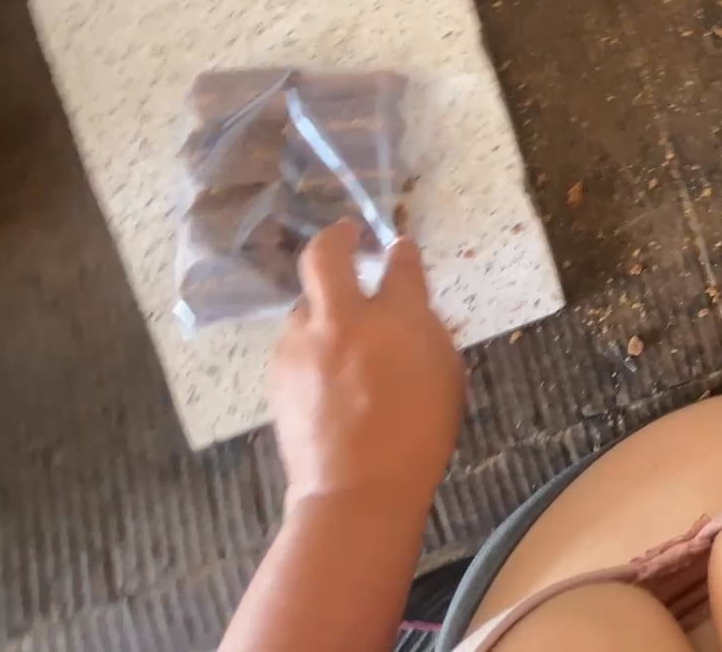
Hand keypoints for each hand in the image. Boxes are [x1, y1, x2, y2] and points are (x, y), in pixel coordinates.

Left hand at [269, 221, 463, 513]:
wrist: (358, 488)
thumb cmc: (421, 428)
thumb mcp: (443, 368)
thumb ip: (423, 326)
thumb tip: (408, 302)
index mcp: (396, 318)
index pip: (399, 265)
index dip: (401, 252)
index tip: (400, 247)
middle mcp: (343, 320)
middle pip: (324, 256)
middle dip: (336, 237)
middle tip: (347, 234)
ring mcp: (302, 345)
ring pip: (306, 304)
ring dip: (325, 305)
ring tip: (344, 330)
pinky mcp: (278, 373)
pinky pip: (297, 340)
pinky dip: (314, 341)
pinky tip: (331, 369)